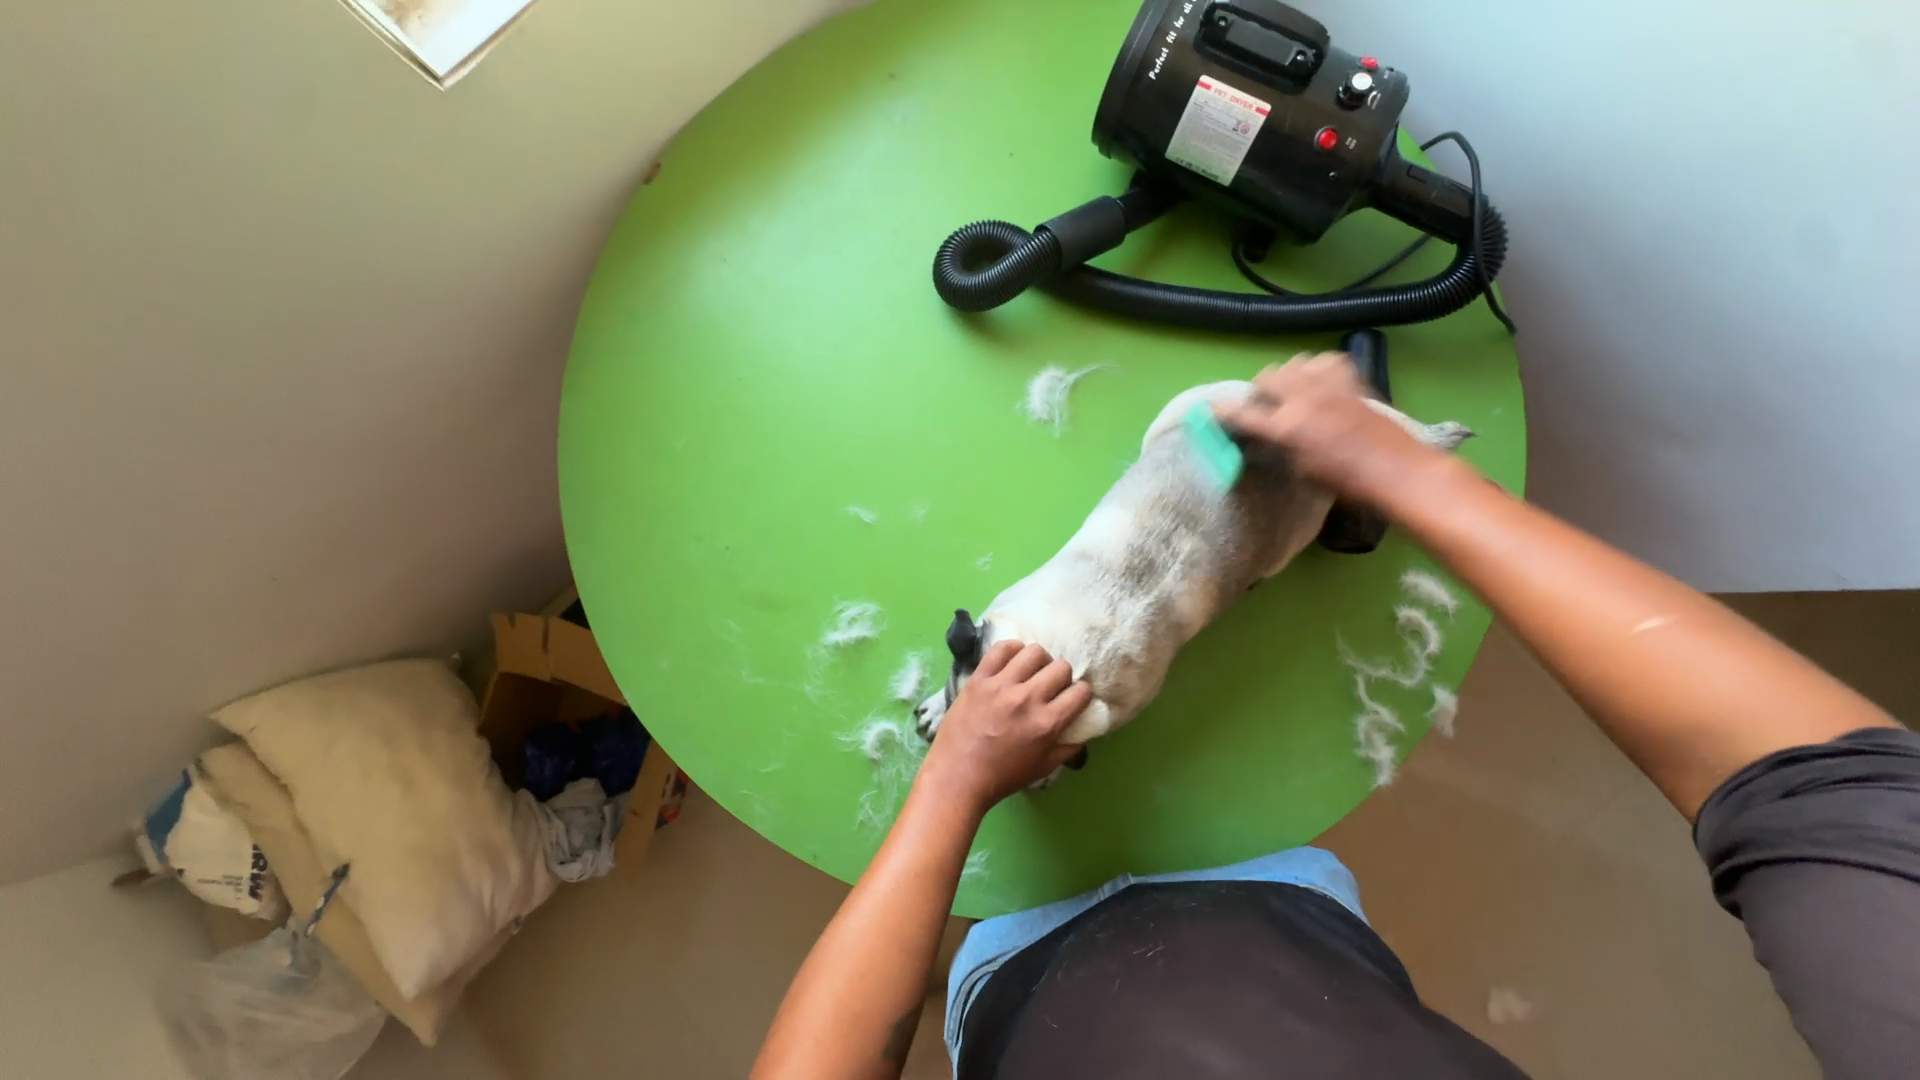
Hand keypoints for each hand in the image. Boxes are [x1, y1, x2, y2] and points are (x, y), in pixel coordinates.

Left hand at [917, 641, 1092, 812]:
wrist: (957, 776)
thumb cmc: (1002, 777)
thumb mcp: (1043, 768)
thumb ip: (1067, 749)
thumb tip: (1081, 733)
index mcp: (1047, 723)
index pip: (1080, 692)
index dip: (1082, 694)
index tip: (1074, 698)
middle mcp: (1027, 699)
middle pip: (1061, 667)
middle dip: (1063, 676)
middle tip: (1051, 686)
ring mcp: (1001, 685)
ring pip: (1034, 652)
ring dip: (1039, 662)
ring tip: (1031, 672)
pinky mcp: (978, 678)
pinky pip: (1001, 649)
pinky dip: (1012, 650)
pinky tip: (1012, 662)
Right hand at [1216, 352, 1440, 504]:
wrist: (1398, 472)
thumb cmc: (1347, 483)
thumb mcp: (1302, 472)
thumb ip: (1282, 449)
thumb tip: (1272, 436)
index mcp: (1287, 428)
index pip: (1244, 414)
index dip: (1223, 410)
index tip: (1211, 408)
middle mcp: (1304, 400)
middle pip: (1268, 377)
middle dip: (1260, 388)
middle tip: (1263, 403)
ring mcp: (1330, 387)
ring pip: (1295, 362)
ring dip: (1289, 374)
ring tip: (1294, 390)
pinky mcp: (1352, 382)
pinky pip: (1328, 361)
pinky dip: (1319, 368)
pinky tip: (1322, 382)